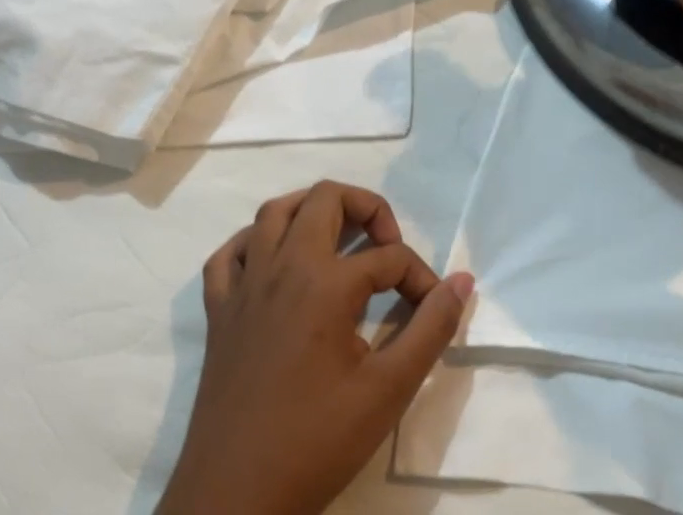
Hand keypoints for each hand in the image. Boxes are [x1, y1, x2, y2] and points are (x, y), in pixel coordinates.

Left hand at [159, 182, 471, 514]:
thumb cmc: (316, 442)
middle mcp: (281, 269)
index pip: (388, 258)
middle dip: (368, 210)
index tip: (432, 313)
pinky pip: (229, 254)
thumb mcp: (389, 389)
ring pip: (273, 213)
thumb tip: (463, 281)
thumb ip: (431, 327)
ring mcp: (244, 288)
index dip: (421, 280)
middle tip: (387, 248)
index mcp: (324, 284)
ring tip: (341, 239)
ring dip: (312, 211)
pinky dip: (256, 243)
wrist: (234, 499)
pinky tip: (278, 263)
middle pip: (325, 198)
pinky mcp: (219, 314)